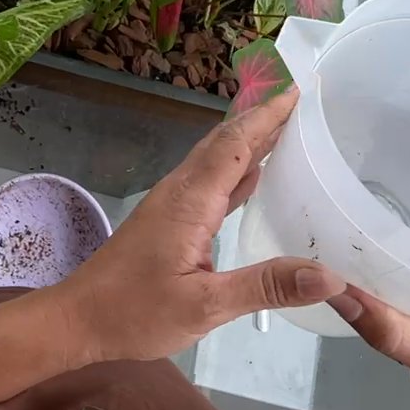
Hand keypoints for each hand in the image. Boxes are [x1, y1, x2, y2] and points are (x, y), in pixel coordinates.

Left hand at [44, 87, 344, 364]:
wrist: (79, 319)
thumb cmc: (134, 312)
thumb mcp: (205, 305)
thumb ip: (265, 286)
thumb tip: (330, 275)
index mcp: (190, 201)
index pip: (234, 145)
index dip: (266, 116)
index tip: (296, 90)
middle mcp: (180, 192)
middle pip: (224, 144)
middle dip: (261, 119)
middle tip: (301, 101)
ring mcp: (172, 205)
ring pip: (215, 162)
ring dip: (249, 142)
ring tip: (289, 128)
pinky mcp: (168, 221)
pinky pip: (210, 184)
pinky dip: (237, 172)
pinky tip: (256, 175)